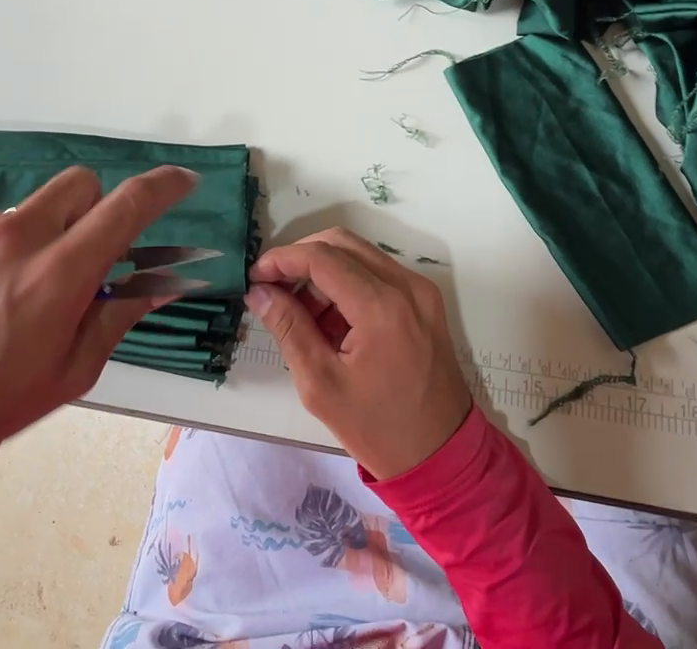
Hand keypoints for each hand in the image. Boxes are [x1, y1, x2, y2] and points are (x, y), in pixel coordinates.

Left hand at [0, 165, 198, 444]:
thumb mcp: (74, 370)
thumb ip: (120, 315)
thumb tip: (163, 283)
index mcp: (59, 275)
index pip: (126, 207)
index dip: (163, 186)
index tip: (182, 181)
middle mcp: (16, 237)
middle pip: (80, 183)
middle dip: (93, 209)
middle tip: (82, 252)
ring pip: (28, 207)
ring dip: (39, 235)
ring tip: (11, 288)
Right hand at [245, 228, 471, 479]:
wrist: (442, 453)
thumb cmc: (377, 428)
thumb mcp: (321, 385)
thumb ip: (289, 328)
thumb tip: (258, 291)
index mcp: (381, 307)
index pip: (322, 257)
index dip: (282, 259)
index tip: (255, 277)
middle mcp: (406, 286)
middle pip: (341, 243)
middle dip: (301, 258)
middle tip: (273, 288)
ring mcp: (420, 290)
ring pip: (360, 254)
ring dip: (324, 270)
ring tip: (299, 312)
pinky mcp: (424, 301)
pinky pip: (378, 272)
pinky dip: (348, 282)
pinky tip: (330, 318)